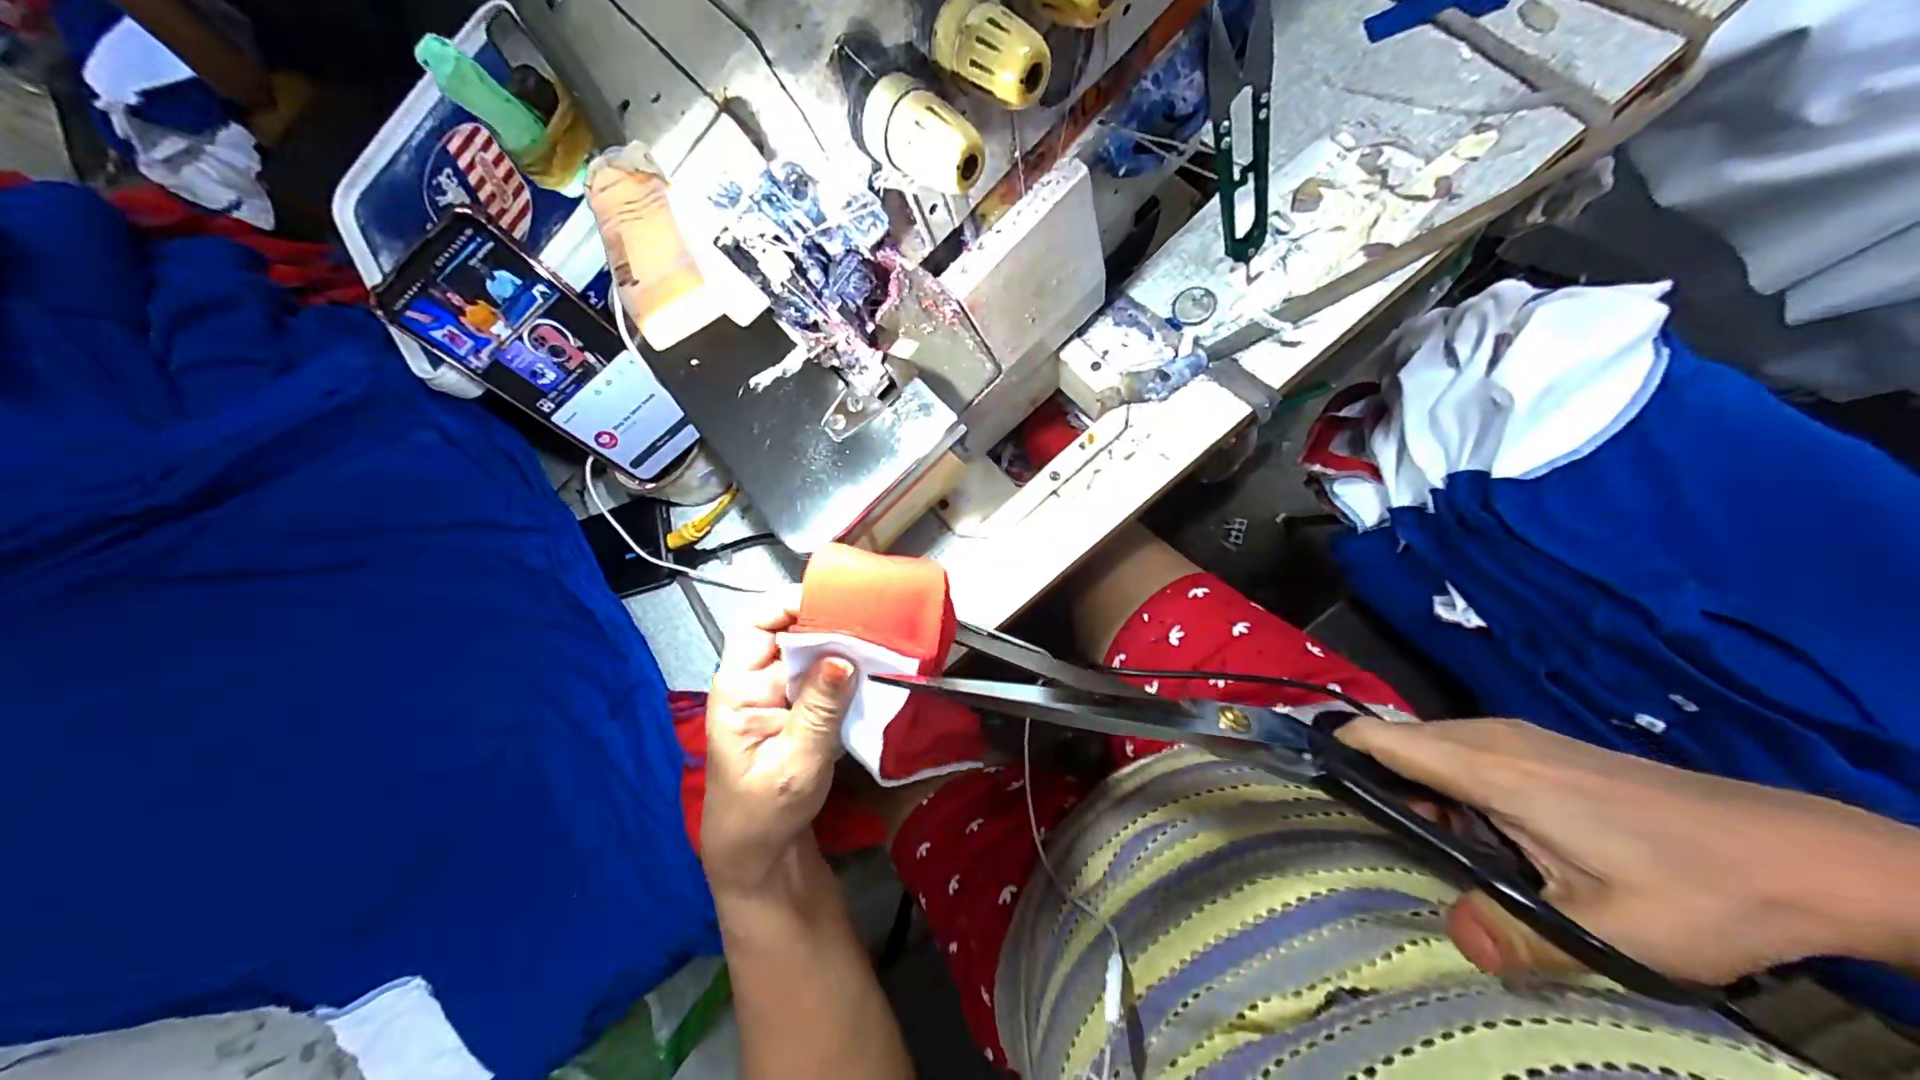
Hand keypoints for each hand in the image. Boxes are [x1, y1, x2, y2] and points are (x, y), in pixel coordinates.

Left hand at [702, 590, 856, 897]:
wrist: (761, 853)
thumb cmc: (763, 812)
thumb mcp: (795, 763)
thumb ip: (819, 710)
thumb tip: (844, 657)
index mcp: (737, 687)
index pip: (755, 622)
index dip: (790, 603)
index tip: (837, 601)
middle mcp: (756, 679)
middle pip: (788, 630)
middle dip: (828, 620)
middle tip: (873, 619)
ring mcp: (779, 692)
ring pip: (809, 650)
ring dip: (841, 643)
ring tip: (880, 638)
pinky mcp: (799, 706)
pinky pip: (823, 674)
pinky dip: (846, 667)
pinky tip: (873, 667)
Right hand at [1337, 716, 1919, 984]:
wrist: (1804, 855)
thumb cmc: (1700, 888)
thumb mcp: (1610, 930)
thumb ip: (1518, 934)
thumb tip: (1453, 935)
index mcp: (1490, 767)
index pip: (1381, 738)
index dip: (1334, 752)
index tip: (1305, 785)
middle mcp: (1493, 739)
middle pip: (1399, 745)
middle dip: (1374, 785)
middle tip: (1372, 843)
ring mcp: (1521, 740)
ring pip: (1432, 752)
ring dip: (1416, 793)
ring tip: (1425, 848)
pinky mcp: (1543, 752)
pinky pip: (1465, 758)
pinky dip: (1448, 789)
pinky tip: (1479, 838)